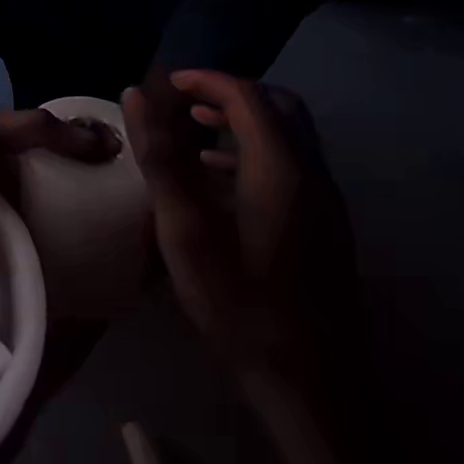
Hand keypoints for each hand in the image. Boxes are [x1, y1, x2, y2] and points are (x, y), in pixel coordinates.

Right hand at [125, 72, 363, 463]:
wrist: (309, 383)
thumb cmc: (240, 302)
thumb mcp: (186, 229)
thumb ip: (161, 157)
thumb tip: (136, 95)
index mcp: (281, 167)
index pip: (247, 95)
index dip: (206, 80)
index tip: (166, 85)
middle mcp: (313, 173)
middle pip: (277, 106)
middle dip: (230, 94)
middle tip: (185, 105)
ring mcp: (326, 201)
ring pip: (290, 135)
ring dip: (245, 122)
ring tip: (196, 132)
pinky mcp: (326, 224)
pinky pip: (293, 164)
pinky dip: (257, 152)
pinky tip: (221, 179)